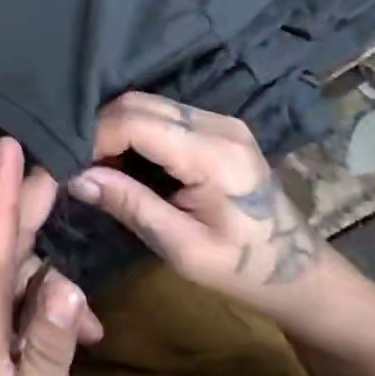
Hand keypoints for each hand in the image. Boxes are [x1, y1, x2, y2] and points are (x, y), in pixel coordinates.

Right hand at [64, 92, 334, 323]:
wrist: (300, 273)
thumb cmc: (243, 270)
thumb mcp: (182, 249)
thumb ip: (130, 205)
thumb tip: (75, 178)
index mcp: (214, 155)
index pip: (134, 121)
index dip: (95, 138)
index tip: (73, 169)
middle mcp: (218, 124)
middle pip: (137, 103)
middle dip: (100, 130)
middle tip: (81, 168)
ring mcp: (219, 121)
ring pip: (145, 103)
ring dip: (114, 129)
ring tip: (100, 167)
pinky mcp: (216, 125)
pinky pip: (160, 112)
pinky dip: (133, 130)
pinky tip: (125, 161)